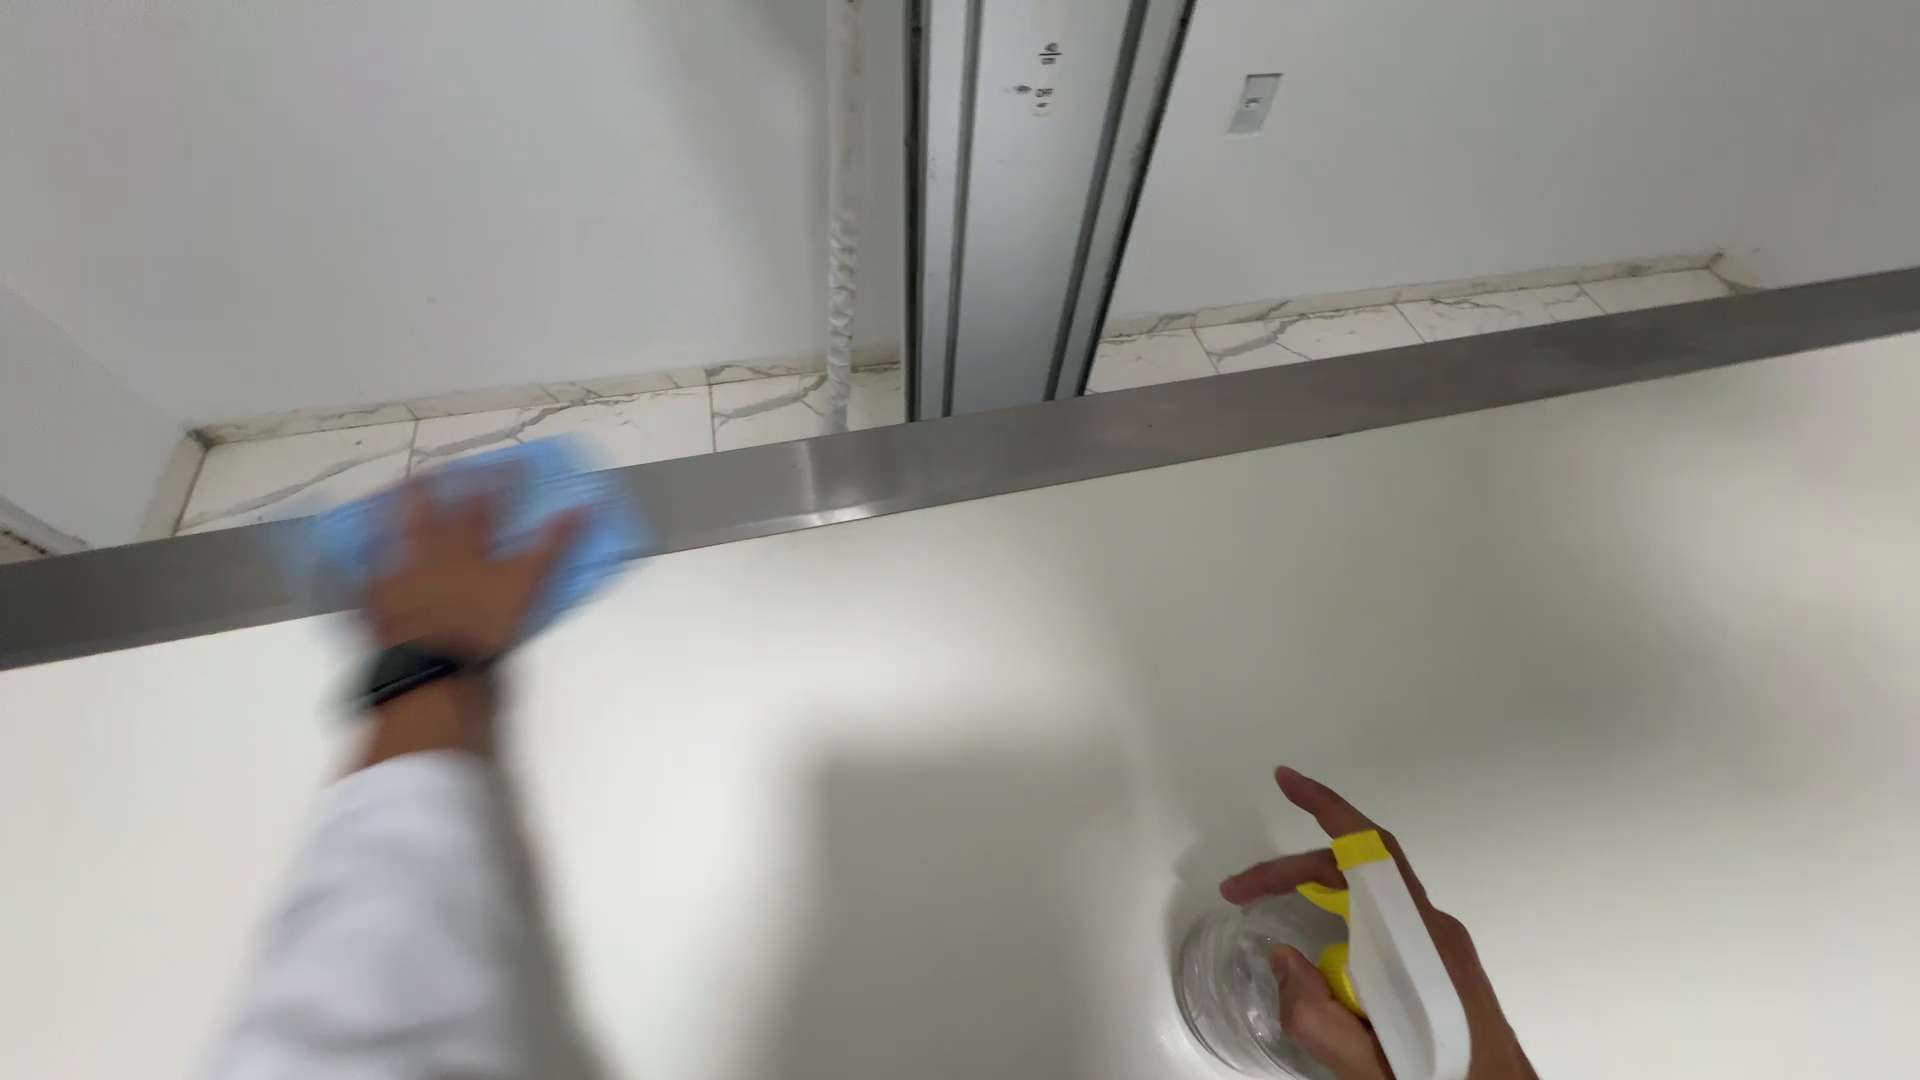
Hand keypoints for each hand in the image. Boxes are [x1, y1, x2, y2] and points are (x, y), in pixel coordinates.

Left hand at [363, 475, 581, 660]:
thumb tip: (583, 508)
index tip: (508, 461)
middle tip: (430, 467)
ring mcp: (395, 578)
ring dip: (384, 514)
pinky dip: (346, 567)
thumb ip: (553, 544)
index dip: (498, 481)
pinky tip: (336, 557)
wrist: (434, 667)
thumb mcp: (529, 582)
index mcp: (466, 547)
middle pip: (427, 512)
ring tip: (381, 494)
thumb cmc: (486, 623)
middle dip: (432, 488)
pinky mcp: (373, 604)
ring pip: (385, 537)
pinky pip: (353, 581)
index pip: (485, 504)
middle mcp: (427, 554)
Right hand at [1218, 768, 1535, 1079]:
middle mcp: (1431, 926)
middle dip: (1289, 869)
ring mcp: (1439, 939)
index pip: (1370, 851)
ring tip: (1263, 903)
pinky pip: (1378, 911)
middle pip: (1352, 867)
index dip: (1327, 806)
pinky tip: (1317, 937)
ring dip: (1309, 886)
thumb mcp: (1363, 1065)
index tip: (1286, 781)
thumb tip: (1282, 957)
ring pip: (1363, 889)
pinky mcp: (1440, 956)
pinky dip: (1336, 906)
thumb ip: (1310, 1014)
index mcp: (1417, 941)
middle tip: (1238, 890)